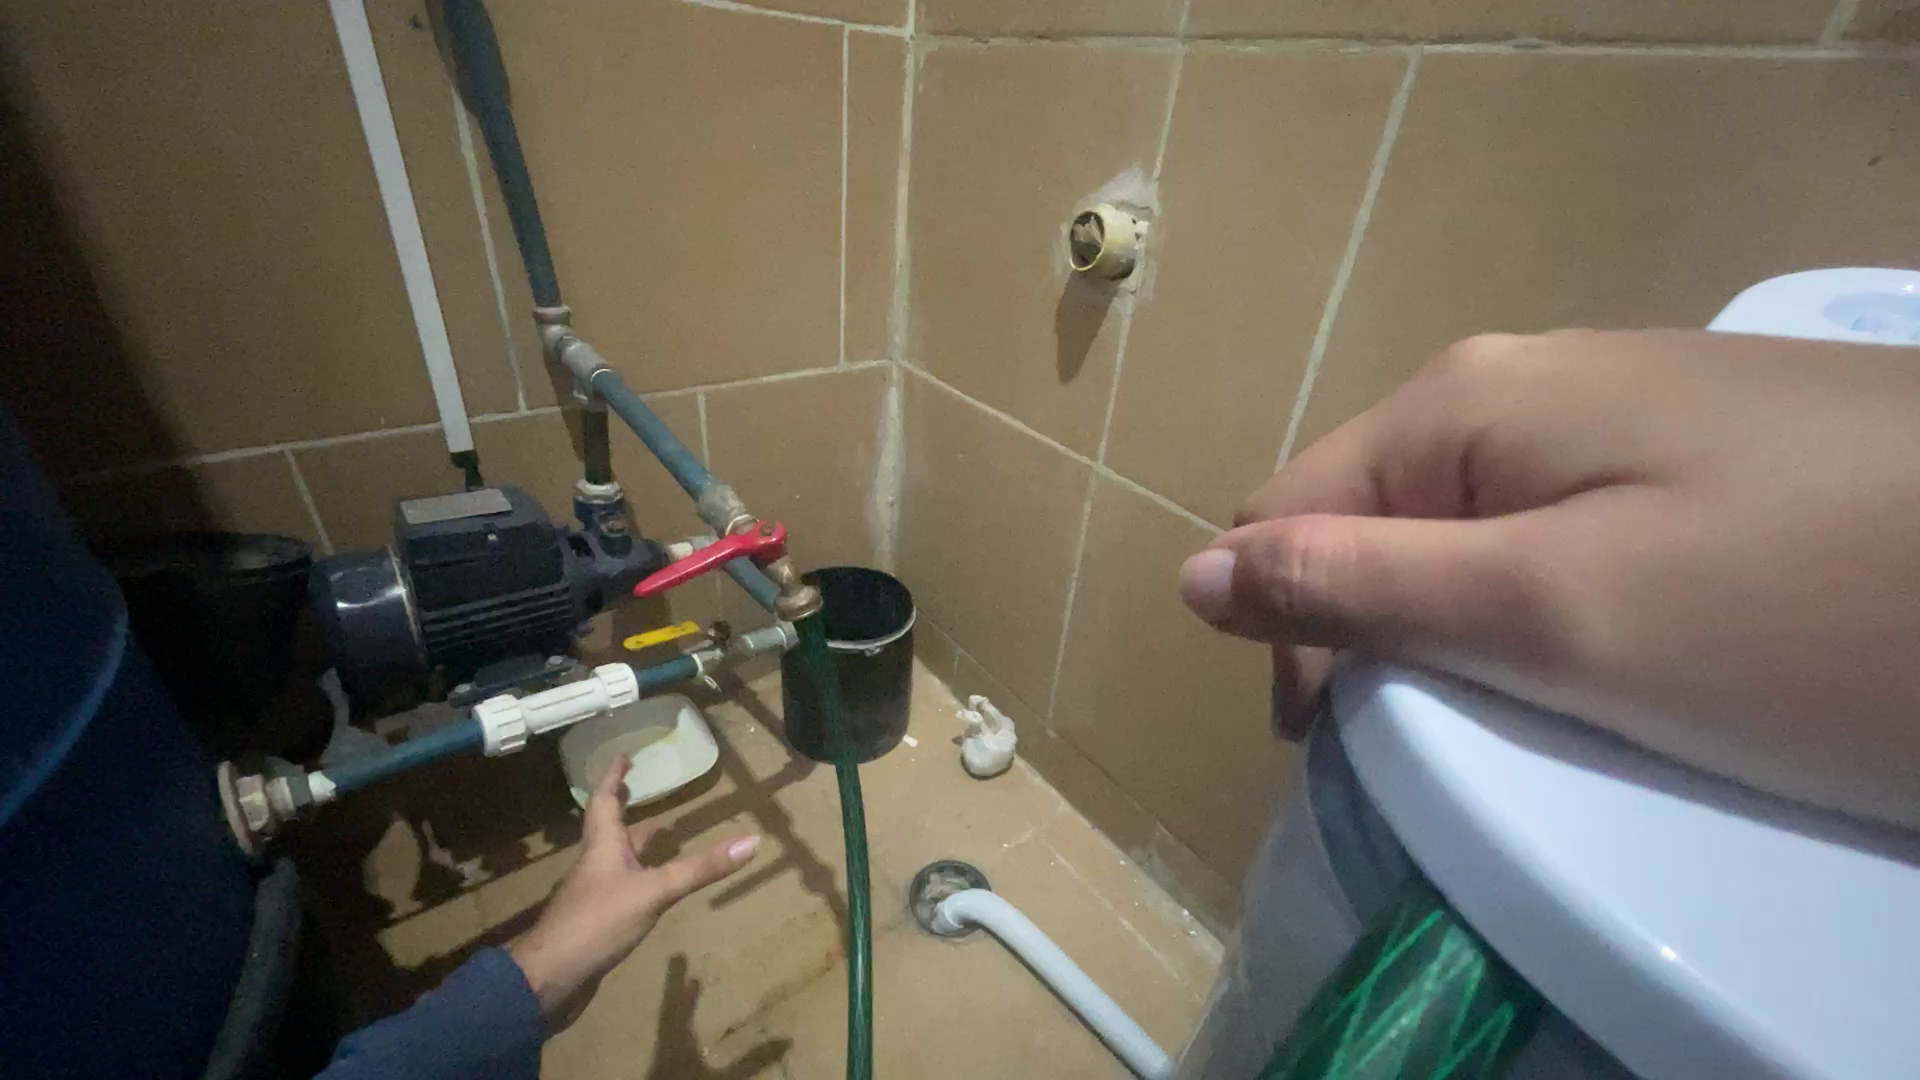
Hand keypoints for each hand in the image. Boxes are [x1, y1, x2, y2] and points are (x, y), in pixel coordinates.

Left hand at [507, 755, 758, 1027]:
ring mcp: (594, 895)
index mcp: (603, 846)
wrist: (546, 983)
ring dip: (635, 844)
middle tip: (643, 791)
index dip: (614, 777)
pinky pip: (620, 888)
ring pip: (617, 859)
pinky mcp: (596, 922)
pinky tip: (651, 887)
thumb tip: (751, 841)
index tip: (624, 757)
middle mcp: (596, 864)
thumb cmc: (596, 923)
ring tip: (660, 834)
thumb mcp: (655, 891)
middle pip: (610, 828)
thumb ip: (700, 868)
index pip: (605, 801)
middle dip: (627, 808)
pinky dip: (638, 877)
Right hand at [1180, 330, 1919, 828]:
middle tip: (1414, 728)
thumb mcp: (1544, 614)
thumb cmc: (1818, 609)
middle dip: (1352, 622)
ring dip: (1426, 613)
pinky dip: (1502, 595)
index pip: (1283, 516)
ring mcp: (1587, 408)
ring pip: (1434, 523)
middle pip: (1355, 515)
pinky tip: (1564, 635)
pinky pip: (1520, 524)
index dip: (1283, 629)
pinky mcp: (1662, 447)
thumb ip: (1349, 584)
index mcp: (1451, 407)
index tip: (1331, 742)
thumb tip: (1191, 580)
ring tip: (1486, 691)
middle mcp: (1500, 386)